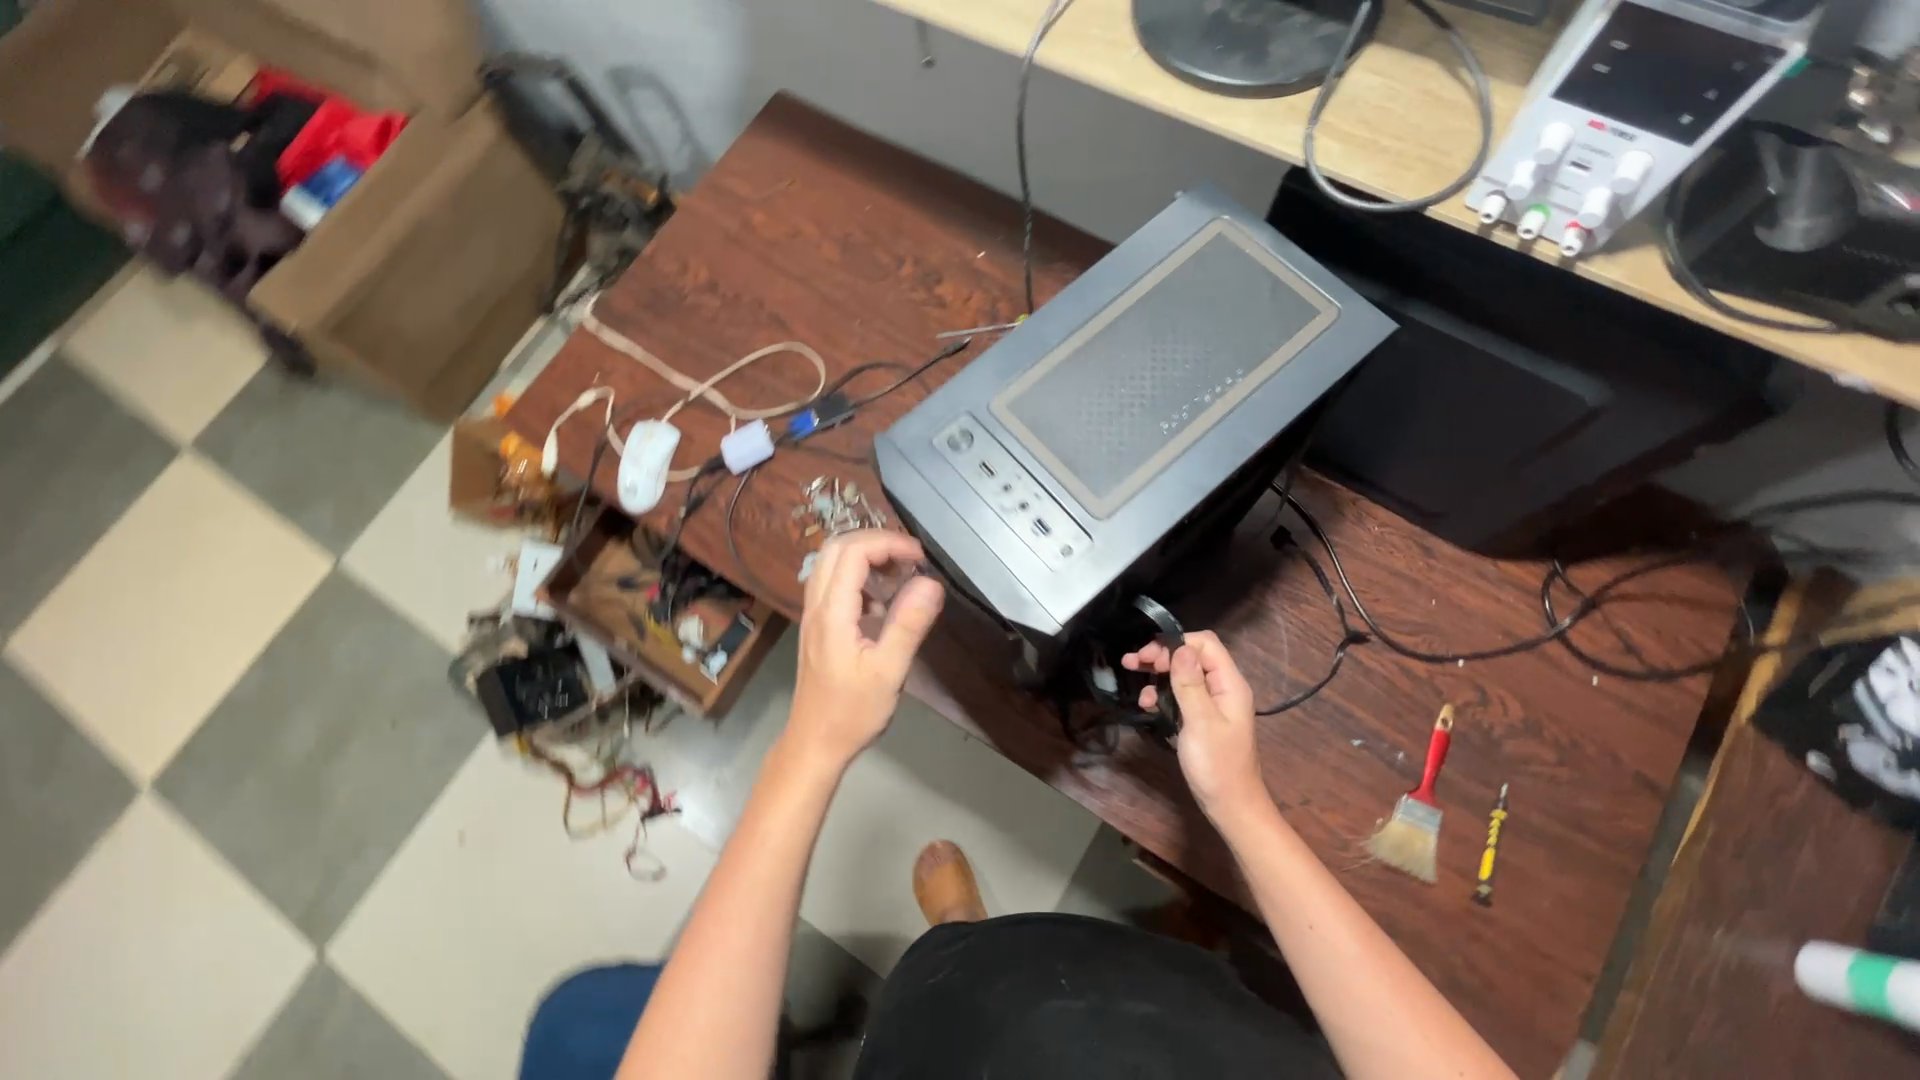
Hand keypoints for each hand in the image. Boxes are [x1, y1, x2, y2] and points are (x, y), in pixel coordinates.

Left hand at [789, 529, 945, 768]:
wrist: (815, 743)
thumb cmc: (852, 712)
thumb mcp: (889, 671)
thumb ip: (909, 624)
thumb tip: (931, 582)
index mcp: (832, 612)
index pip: (854, 552)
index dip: (888, 544)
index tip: (920, 559)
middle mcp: (816, 606)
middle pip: (836, 548)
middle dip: (876, 543)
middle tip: (910, 560)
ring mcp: (813, 616)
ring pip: (831, 564)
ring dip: (865, 558)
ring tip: (900, 576)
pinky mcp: (817, 627)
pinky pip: (832, 584)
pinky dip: (858, 578)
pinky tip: (883, 604)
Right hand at [1122, 631, 1268, 822]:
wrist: (1230, 805)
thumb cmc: (1217, 765)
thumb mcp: (1200, 722)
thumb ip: (1190, 683)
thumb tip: (1180, 648)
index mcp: (1230, 684)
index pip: (1205, 644)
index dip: (1176, 644)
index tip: (1151, 658)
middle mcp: (1223, 688)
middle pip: (1191, 657)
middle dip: (1162, 656)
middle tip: (1133, 662)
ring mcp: (1213, 704)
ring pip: (1183, 675)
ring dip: (1158, 676)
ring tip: (1135, 682)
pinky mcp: (1201, 718)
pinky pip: (1181, 695)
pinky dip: (1163, 695)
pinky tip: (1147, 705)